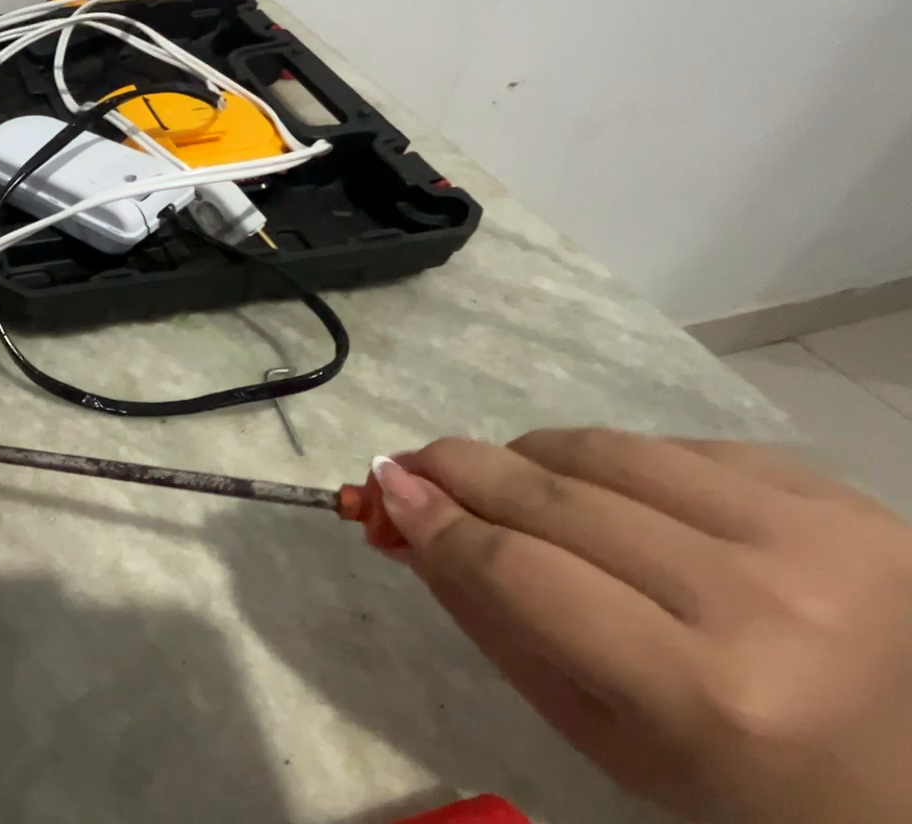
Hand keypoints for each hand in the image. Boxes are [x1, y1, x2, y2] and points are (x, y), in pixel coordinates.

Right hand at [372, 432, 911, 823]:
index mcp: (702, 691)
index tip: (377, 489)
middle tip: (406, 465)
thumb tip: (403, 516)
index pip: (517, 569)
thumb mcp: (591, 725)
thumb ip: (486, 612)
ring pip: (602, 451)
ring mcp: (821, 538)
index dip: (432, 519)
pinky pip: (671, 444)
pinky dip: (608, 463)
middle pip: (551, 496)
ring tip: (503, 484)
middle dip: (456, 469)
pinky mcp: (844, 497)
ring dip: (524, 458)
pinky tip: (605, 499)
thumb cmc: (729, 776)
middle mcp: (767, 603)